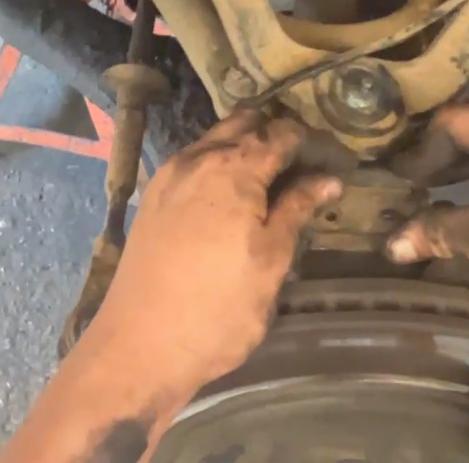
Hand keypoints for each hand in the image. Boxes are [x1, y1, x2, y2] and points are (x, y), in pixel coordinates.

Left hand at [78, 109, 343, 395]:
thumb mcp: (270, 262)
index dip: (309, 140)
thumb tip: (327, 178)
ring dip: (243, 145)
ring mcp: (171, 172)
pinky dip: (217, 161)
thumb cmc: (217, 308)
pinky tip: (230, 191)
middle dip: (274, 134)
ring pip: (216, 138)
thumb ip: (296, 210)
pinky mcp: (154, 193)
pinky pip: (194, 159)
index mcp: (234, 168)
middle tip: (301, 162)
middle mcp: (199, 157)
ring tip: (269, 176)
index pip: (281, 134)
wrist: (139, 344)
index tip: (329, 156)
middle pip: (244, 124)